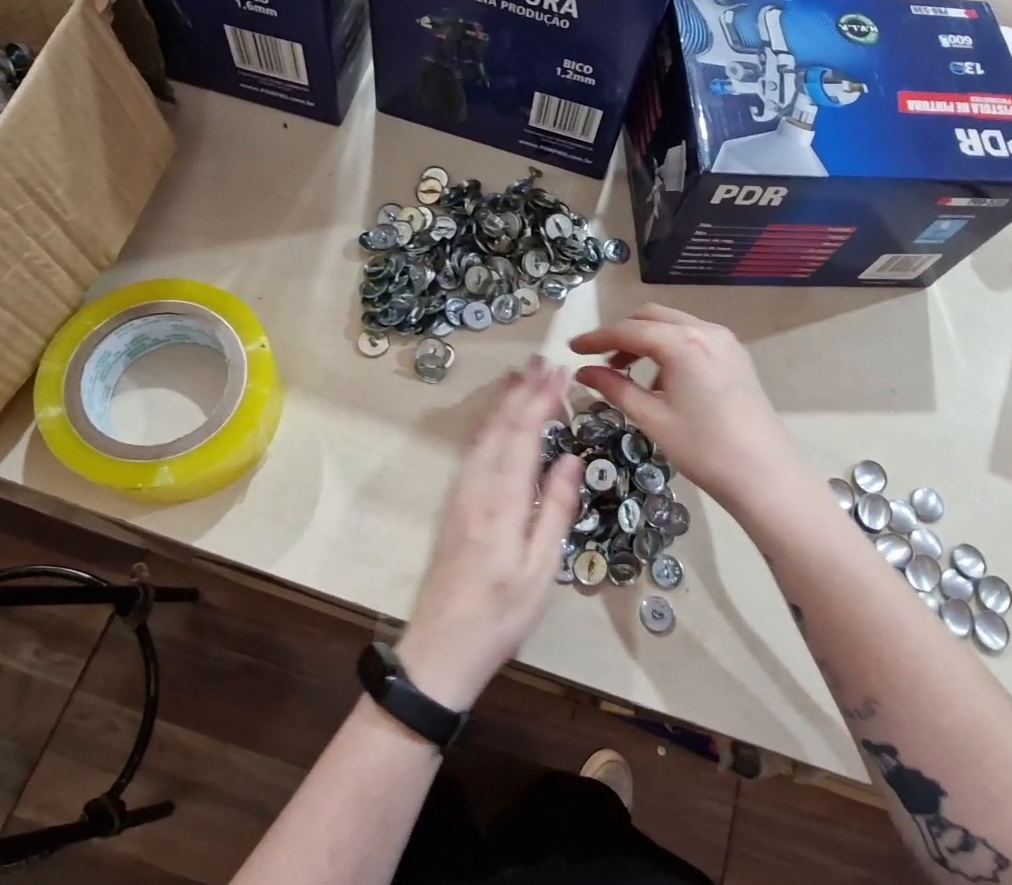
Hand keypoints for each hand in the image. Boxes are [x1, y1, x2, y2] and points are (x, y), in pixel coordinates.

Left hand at [398, 357, 582, 711]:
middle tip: (543, 362)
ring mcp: (460, 497)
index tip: (559, 373)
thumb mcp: (541, 570)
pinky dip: (489, 428)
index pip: (523, 437)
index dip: (540, 401)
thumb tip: (571, 458)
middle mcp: (476, 490)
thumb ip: (556, 511)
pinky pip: (473, 454)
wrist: (440, 649)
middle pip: (499, 429)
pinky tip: (496, 423)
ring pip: (482, 438)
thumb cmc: (500, 616)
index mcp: (502, 503)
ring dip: (503, 405)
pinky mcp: (454, 508)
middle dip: (521, 392)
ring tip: (521, 378)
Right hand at [569, 305, 796, 510]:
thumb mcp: (652, 418)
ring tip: (627, 374)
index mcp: (682, 343)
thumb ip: (615, 388)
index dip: (596, 338)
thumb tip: (583, 373)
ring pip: (674, 325)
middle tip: (599, 361)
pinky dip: (670, 348)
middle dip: (621, 334)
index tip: (572, 349)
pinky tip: (662, 381)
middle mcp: (705, 331)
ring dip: (646, 340)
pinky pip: (693, 338)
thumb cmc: (703, 448)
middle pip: (651, 317)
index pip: (628, 330)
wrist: (764, 473)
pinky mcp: (736, 356)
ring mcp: (725, 342)